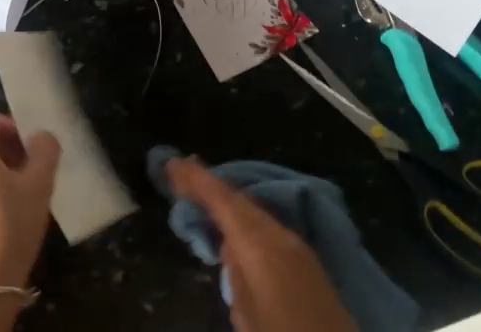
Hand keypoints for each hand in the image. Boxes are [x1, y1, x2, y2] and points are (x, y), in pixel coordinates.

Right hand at [167, 156, 354, 331]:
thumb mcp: (247, 318)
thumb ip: (235, 275)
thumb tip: (230, 248)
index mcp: (259, 247)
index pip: (222, 201)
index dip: (196, 180)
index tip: (172, 164)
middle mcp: (279, 236)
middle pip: (239, 199)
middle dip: (210, 183)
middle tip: (180, 173)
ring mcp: (298, 247)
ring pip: (255, 210)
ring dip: (228, 199)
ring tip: (202, 194)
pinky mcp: (308, 261)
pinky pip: (269, 225)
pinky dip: (246, 216)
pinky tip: (236, 223)